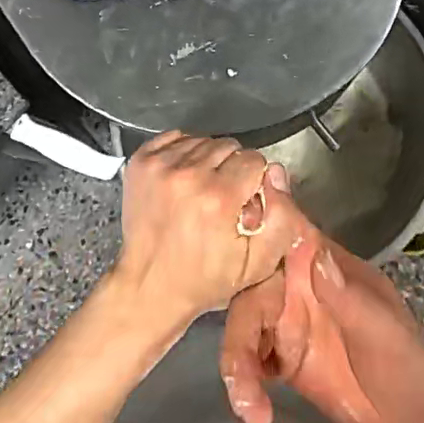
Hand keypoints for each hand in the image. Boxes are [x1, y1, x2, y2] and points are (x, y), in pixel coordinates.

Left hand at [108, 132, 302, 328]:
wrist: (149, 284)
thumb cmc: (202, 279)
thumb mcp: (257, 264)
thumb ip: (282, 217)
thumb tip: (277, 174)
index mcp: (218, 197)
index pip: (254, 160)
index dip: (254, 181)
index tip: (244, 202)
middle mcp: (187, 175)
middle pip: (229, 146)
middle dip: (232, 169)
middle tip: (223, 199)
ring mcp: (160, 166)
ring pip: (203, 140)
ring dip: (208, 161)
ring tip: (201, 191)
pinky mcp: (141, 162)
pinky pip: (176, 138)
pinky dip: (184, 153)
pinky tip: (184, 179)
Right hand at [220, 176, 423, 422]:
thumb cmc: (409, 364)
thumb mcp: (382, 329)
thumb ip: (345, 293)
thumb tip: (308, 246)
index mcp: (323, 267)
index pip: (279, 238)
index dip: (249, 235)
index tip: (219, 251)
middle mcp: (297, 287)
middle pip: (249, 288)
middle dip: (238, 327)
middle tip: (237, 370)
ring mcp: (287, 322)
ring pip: (244, 326)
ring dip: (237, 363)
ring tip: (248, 407)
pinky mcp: (281, 358)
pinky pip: (249, 359)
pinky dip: (243, 382)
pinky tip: (252, 412)